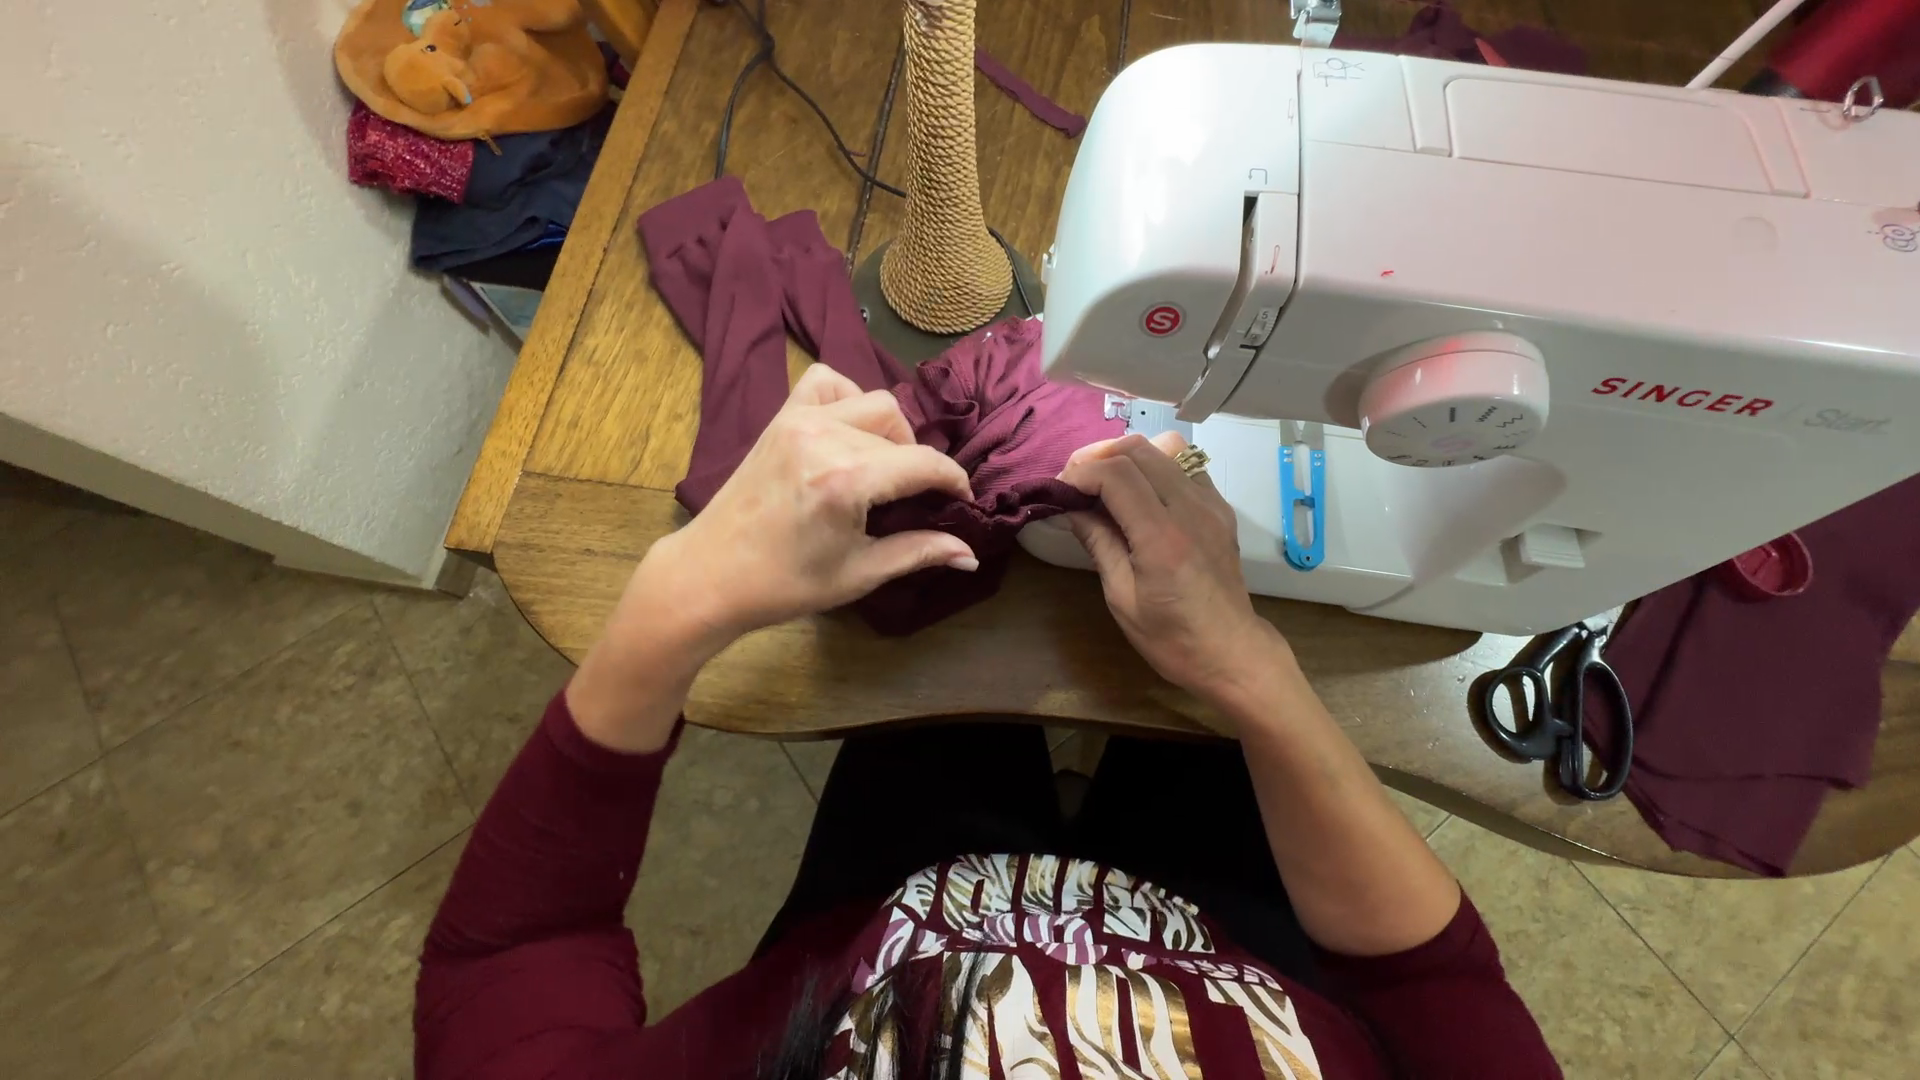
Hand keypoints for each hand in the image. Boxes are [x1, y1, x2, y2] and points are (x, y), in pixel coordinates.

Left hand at [650, 364, 978, 642]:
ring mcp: (798, 420)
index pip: (923, 463)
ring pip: (872, 401)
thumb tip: (971, 555)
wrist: (710, 575)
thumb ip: (919, 552)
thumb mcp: (860, 573)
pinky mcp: (780, 418)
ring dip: (891, 430)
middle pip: (901, 429)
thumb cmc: (785, 585)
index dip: (954, 481)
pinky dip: (849, 398)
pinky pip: (826, 383)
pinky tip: (850, 432)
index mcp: (846, 479)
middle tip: (915, 497)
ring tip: (884, 466)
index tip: (963, 501)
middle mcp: (825, 437)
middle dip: (920, 462)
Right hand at [1058, 433, 1290, 709]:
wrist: (1231, 652)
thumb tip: (1072, 508)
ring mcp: (1211, 504)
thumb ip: (1099, 543)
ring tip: (1106, 480)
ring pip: (1166, 446)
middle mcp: (1191, 509)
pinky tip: (1140, 491)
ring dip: (1128, 455)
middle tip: (1075, 481)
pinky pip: (1186, 465)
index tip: (1060, 489)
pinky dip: (1155, 465)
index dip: (1081, 472)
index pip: (1116, 474)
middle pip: (1139, 450)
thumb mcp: (1121, 597)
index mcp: (1162, 538)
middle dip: (1098, 456)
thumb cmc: (1170, 638)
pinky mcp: (1220, 507)